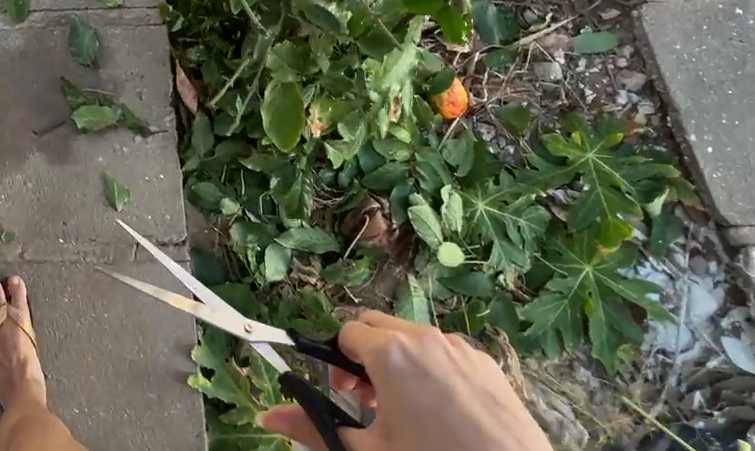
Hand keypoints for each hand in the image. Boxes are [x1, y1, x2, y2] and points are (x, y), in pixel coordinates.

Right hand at [259, 310, 550, 450]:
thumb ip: (313, 429)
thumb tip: (267, 417)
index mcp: (390, 352)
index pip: (346, 333)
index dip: (339, 362)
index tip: (346, 395)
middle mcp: (423, 337)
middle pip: (377, 326)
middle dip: (366, 354)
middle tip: (371, 402)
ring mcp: (459, 348)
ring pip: (412, 336)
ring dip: (399, 359)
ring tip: (408, 409)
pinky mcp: (488, 364)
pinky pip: (446, 350)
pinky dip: (434, 368)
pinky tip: (445, 413)